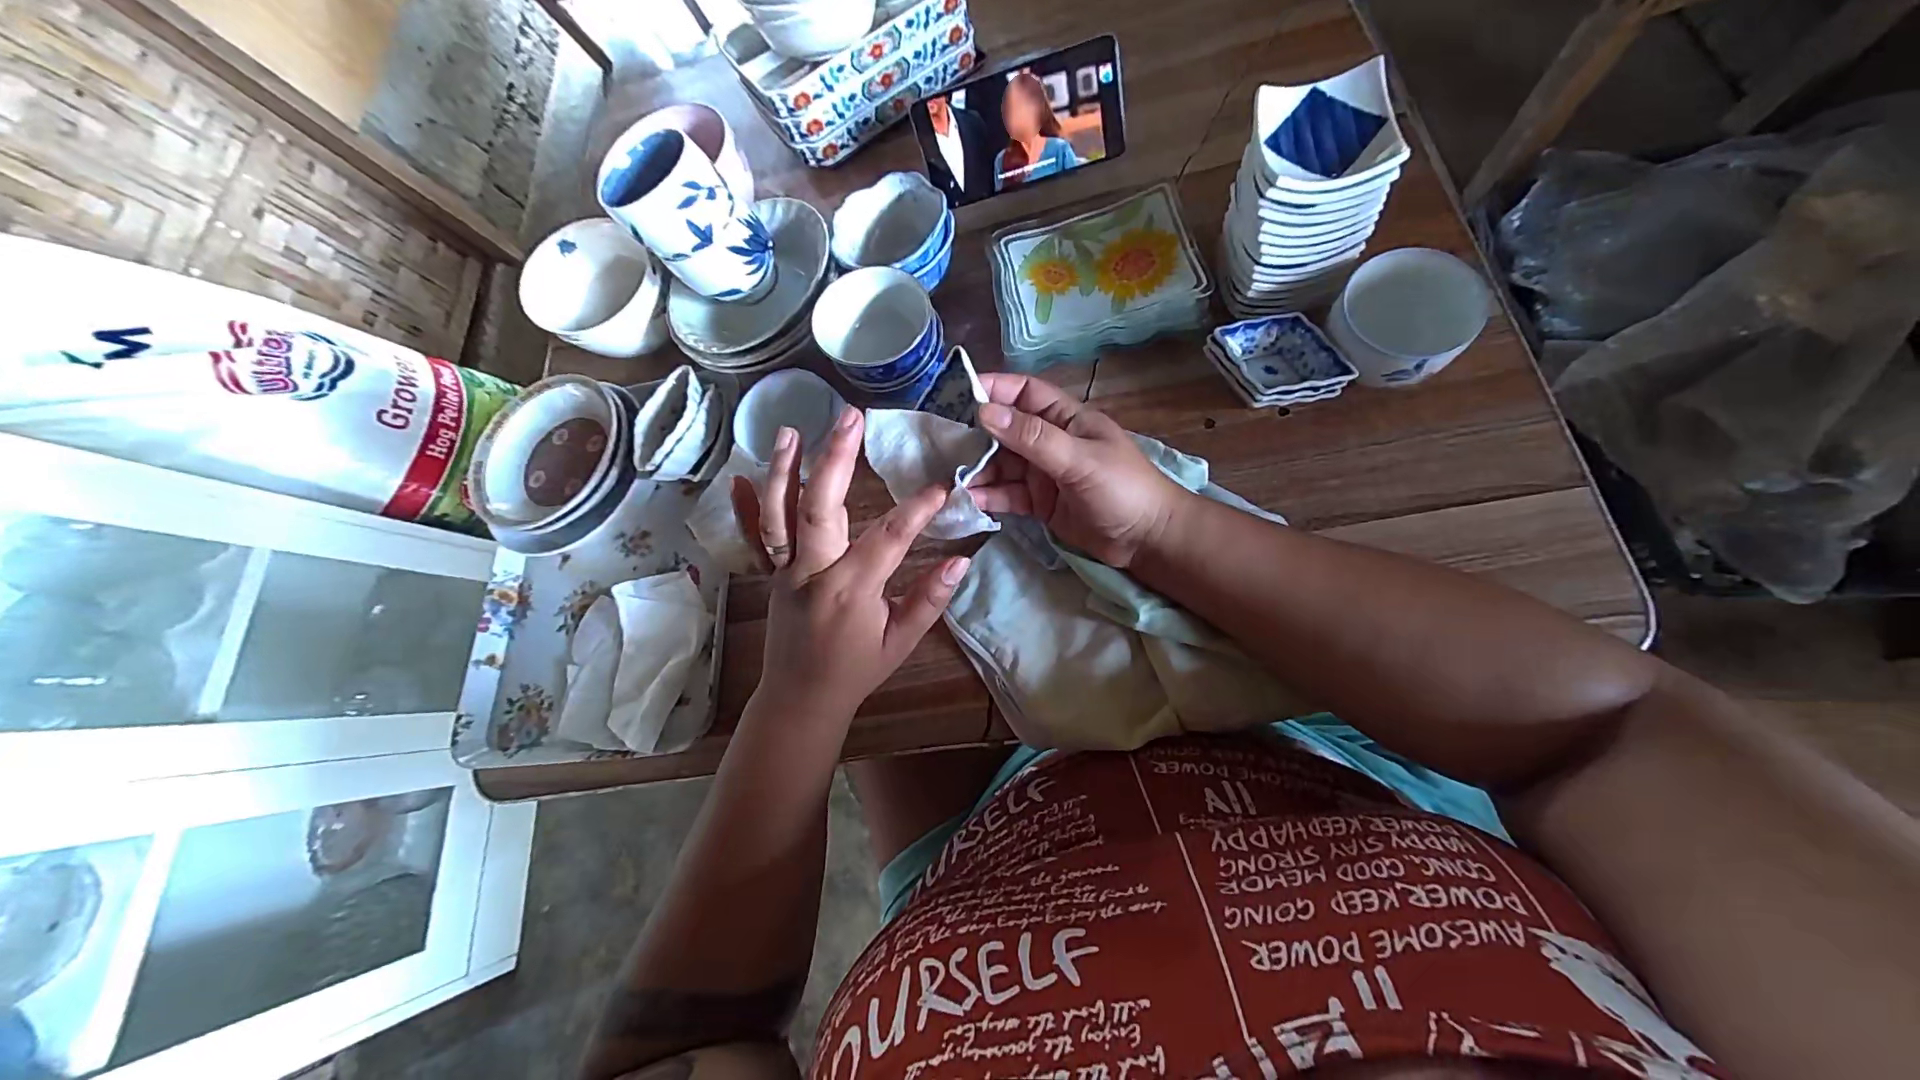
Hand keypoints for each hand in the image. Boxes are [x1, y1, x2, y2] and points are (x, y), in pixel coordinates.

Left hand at [729, 406, 969, 722]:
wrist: (800, 698)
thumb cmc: (856, 671)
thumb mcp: (901, 641)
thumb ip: (929, 600)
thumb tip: (961, 561)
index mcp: (851, 592)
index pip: (888, 538)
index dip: (917, 509)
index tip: (941, 485)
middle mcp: (812, 574)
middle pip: (820, 507)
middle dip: (836, 458)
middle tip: (851, 418)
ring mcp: (784, 572)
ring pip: (779, 515)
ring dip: (785, 470)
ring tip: (792, 432)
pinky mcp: (769, 576)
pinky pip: (754, 539)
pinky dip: (746, 508)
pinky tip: (739, 476)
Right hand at [967, 374, 1189, 566]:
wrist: (1148, 540)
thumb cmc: (1123, 489)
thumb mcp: (1078, 459)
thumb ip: (1032, 437)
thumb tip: (985, 412)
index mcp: (1064, 418)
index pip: (1022, 392)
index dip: (991, 389)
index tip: (955, 393)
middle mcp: (1049, 441)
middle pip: (1003, 430)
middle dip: (974, 435)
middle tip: (940, 443)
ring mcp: (1042, 473)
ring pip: (1001, 464)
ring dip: (977, 469)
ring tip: (949, 478)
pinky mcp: (1039, 502)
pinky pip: (1007, 494)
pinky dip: (988, 496)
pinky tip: (968, 500)